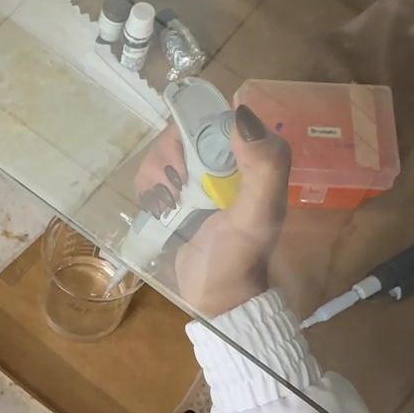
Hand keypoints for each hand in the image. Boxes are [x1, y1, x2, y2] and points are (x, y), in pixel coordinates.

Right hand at [172, 104, 290, 315]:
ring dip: (156, 176)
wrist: (215, 297)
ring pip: (163, 152)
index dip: (194, 129)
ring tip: (167, 204)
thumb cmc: (239, 257)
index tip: (189, 160)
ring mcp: (196, 180)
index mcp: (249, 159)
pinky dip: (148, 189)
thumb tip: (240, 115)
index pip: (215, 117)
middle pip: (182, 132)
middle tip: (175, 186)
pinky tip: (159, 209)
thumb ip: (265, 165)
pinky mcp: (175, 197)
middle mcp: (222, 163)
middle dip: (169, 157)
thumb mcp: (259, 213)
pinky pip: (152, 175)